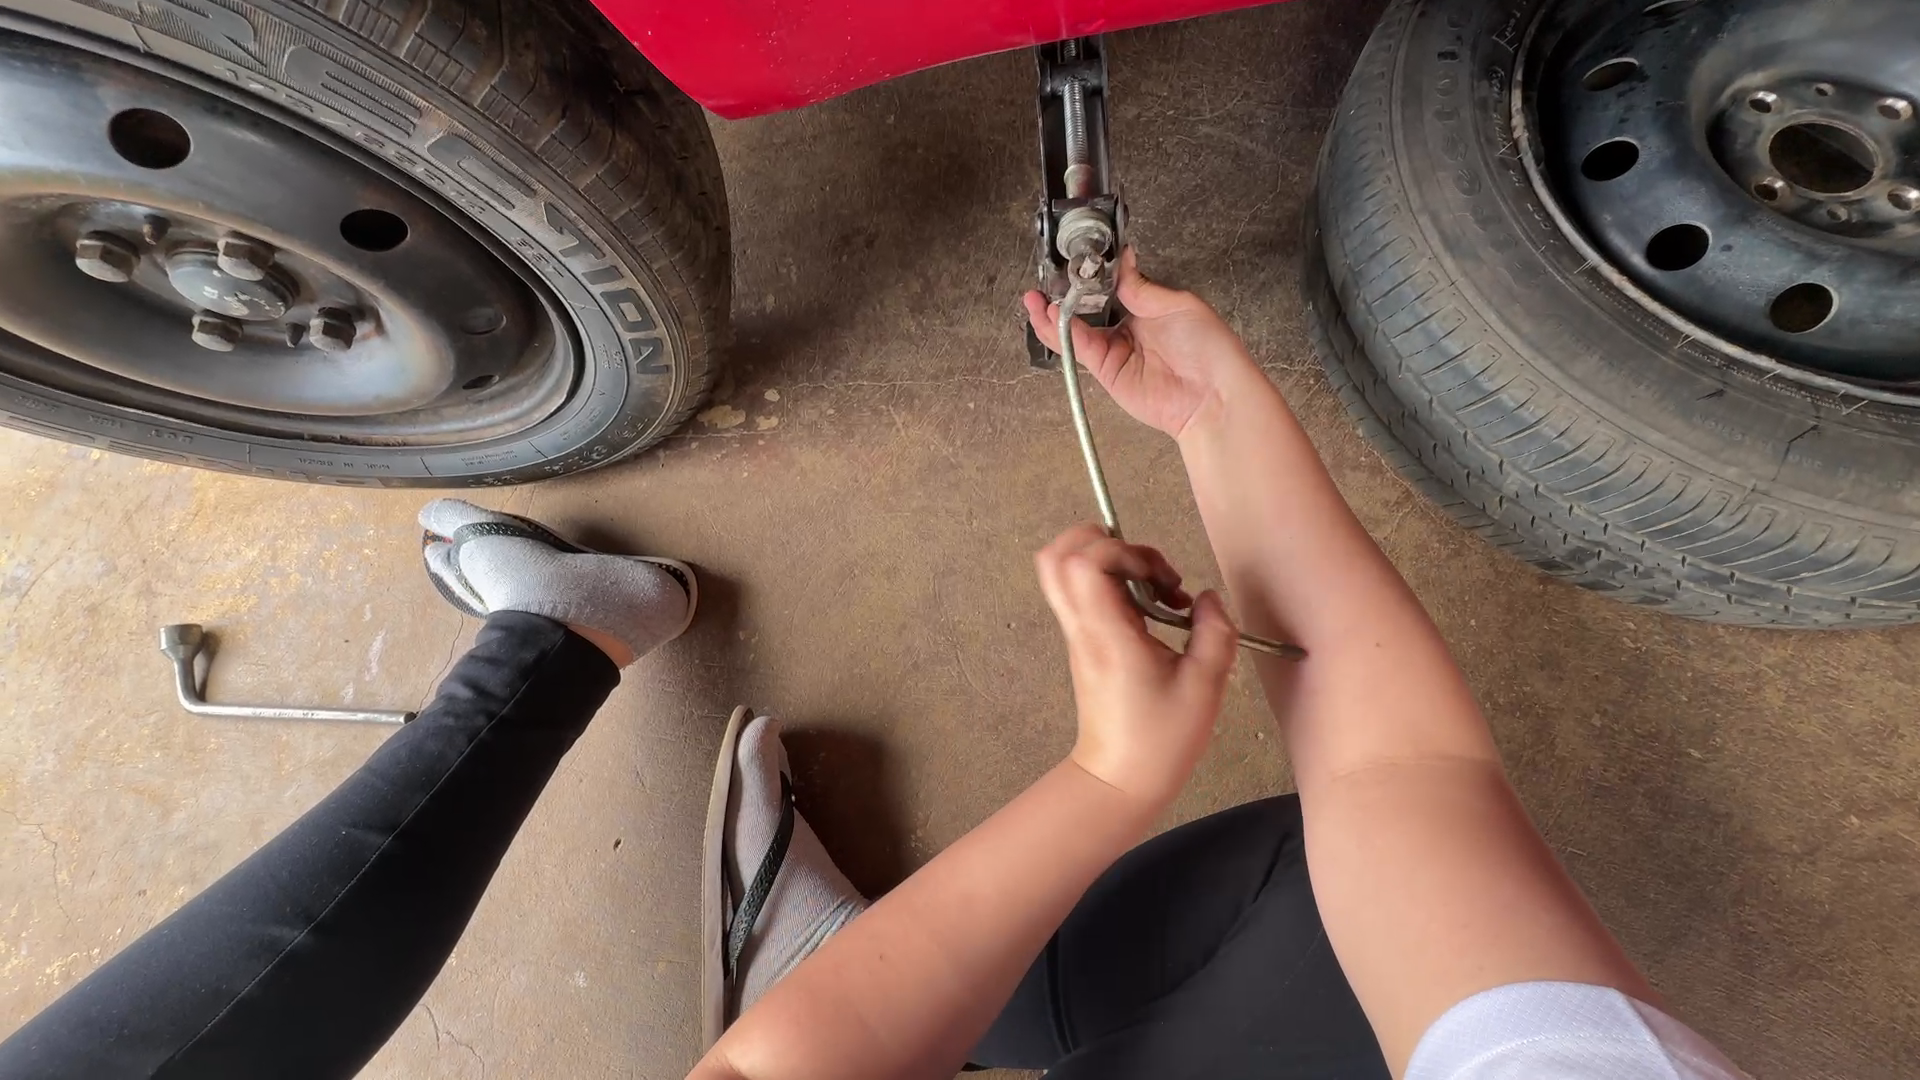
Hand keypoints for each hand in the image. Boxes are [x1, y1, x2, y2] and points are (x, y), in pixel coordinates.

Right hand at [1025, 248, 1256, 437]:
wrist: (1211, 394)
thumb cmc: (1209, 350)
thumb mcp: (1177, 303)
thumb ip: (1141, 287)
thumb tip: (1124, 261)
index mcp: (1146, 310)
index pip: (1108, 289)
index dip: (1090, 277)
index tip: (1075, 263)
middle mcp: (1127, 331)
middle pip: (1086, 312)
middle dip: (1063, 298)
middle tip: (1045, 283)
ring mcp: (1115, 353)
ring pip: (1075, 332)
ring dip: (1053, 317)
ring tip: (1035, 301)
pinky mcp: (1107, 372)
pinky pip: (1081, 349)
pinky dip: (1064, 334)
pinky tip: (1053, 318)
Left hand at [1034, 524, 1239, 807]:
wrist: (1118, 779)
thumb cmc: (1160, 740)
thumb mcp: (1204, 687)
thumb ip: (1214, 632)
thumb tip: (1207, 596)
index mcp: (1106, 633)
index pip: (1082, 562)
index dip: (1121, 550)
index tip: (1160, 579)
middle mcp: (1082, 625)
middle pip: (1059, 553)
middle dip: (1108, 542)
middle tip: (1152, 570)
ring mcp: (1077, 632)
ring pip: (1065, 569)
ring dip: (1110, 561)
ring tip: (1156, 587)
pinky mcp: (1083, 640)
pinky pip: (1082, 591)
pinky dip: (1114, 583)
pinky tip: (1154, 609)